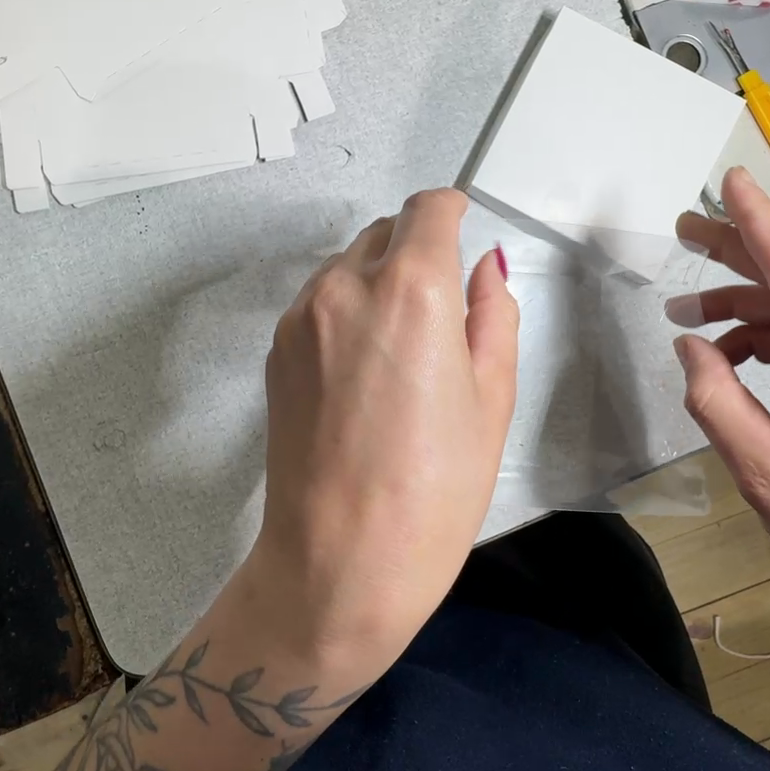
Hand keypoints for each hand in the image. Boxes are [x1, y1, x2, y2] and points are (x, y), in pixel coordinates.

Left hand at [247, 189, 518, 672]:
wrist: (337, 561)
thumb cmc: (434, 492)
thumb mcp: (492, 401)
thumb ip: (493, 315)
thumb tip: (483, 268)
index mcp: (412, 291)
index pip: (428, 209)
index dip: (452, 211)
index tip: (463, 228)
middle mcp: (346, 287)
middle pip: (385, 231)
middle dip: (417, 249)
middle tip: (441, 312)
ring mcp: (301, 317)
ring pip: (348, 264)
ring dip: (379, 279)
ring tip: (399, 352)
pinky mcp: (276, 349)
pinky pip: (319, 301)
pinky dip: (346, 310)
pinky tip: (362, 373)